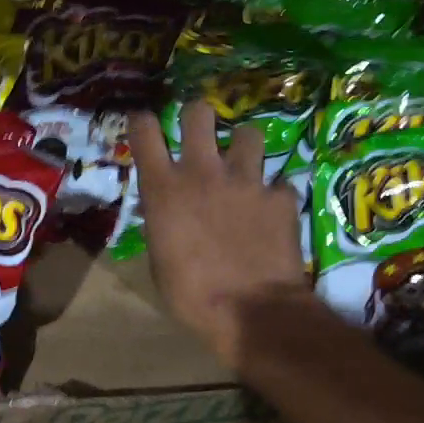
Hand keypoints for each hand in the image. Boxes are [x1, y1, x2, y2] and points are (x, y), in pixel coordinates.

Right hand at [131, 102, 309, 359]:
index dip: (143, 121)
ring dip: (243, 146)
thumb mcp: (159, 257)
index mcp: (163, 188)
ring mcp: (246, 180)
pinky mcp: (280, 196)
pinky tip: (271, 211)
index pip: (144, 130)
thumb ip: (162, 223)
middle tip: (201, 134)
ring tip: (243, 164)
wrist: (250, 310)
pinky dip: (274, 193)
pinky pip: (278, 182)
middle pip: (198, 112)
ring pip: (249, 133)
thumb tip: (165, 215)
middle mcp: (203, 171)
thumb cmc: (189, 294)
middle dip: (198, 117)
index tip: (145, 125)